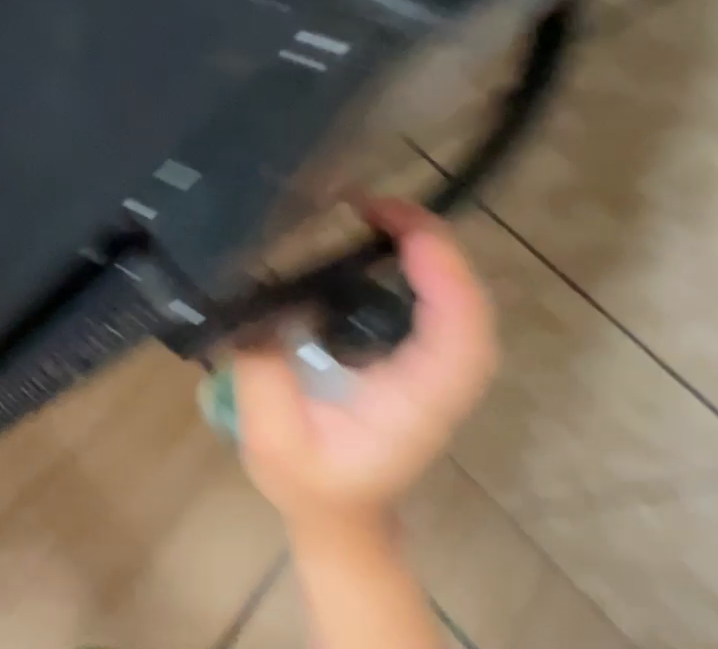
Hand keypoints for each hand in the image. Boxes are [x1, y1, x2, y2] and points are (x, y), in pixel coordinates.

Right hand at [234, 198, 497, 532]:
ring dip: (420, 249)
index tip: (396, 226)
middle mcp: (433, 379)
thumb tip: (254, 300)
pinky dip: (408, 265)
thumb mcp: (272, 437)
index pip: (459, 335)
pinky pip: (425, 305)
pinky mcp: (405, 358)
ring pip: (450, 300)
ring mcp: (424, 367)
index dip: (443, 274)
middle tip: (371, 203)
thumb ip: (265, 372)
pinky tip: (366, 242)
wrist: (334, 513)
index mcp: (414, 402)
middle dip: (430, 244)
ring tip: (368, 211)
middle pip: (464, 305)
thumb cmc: (307, 482)